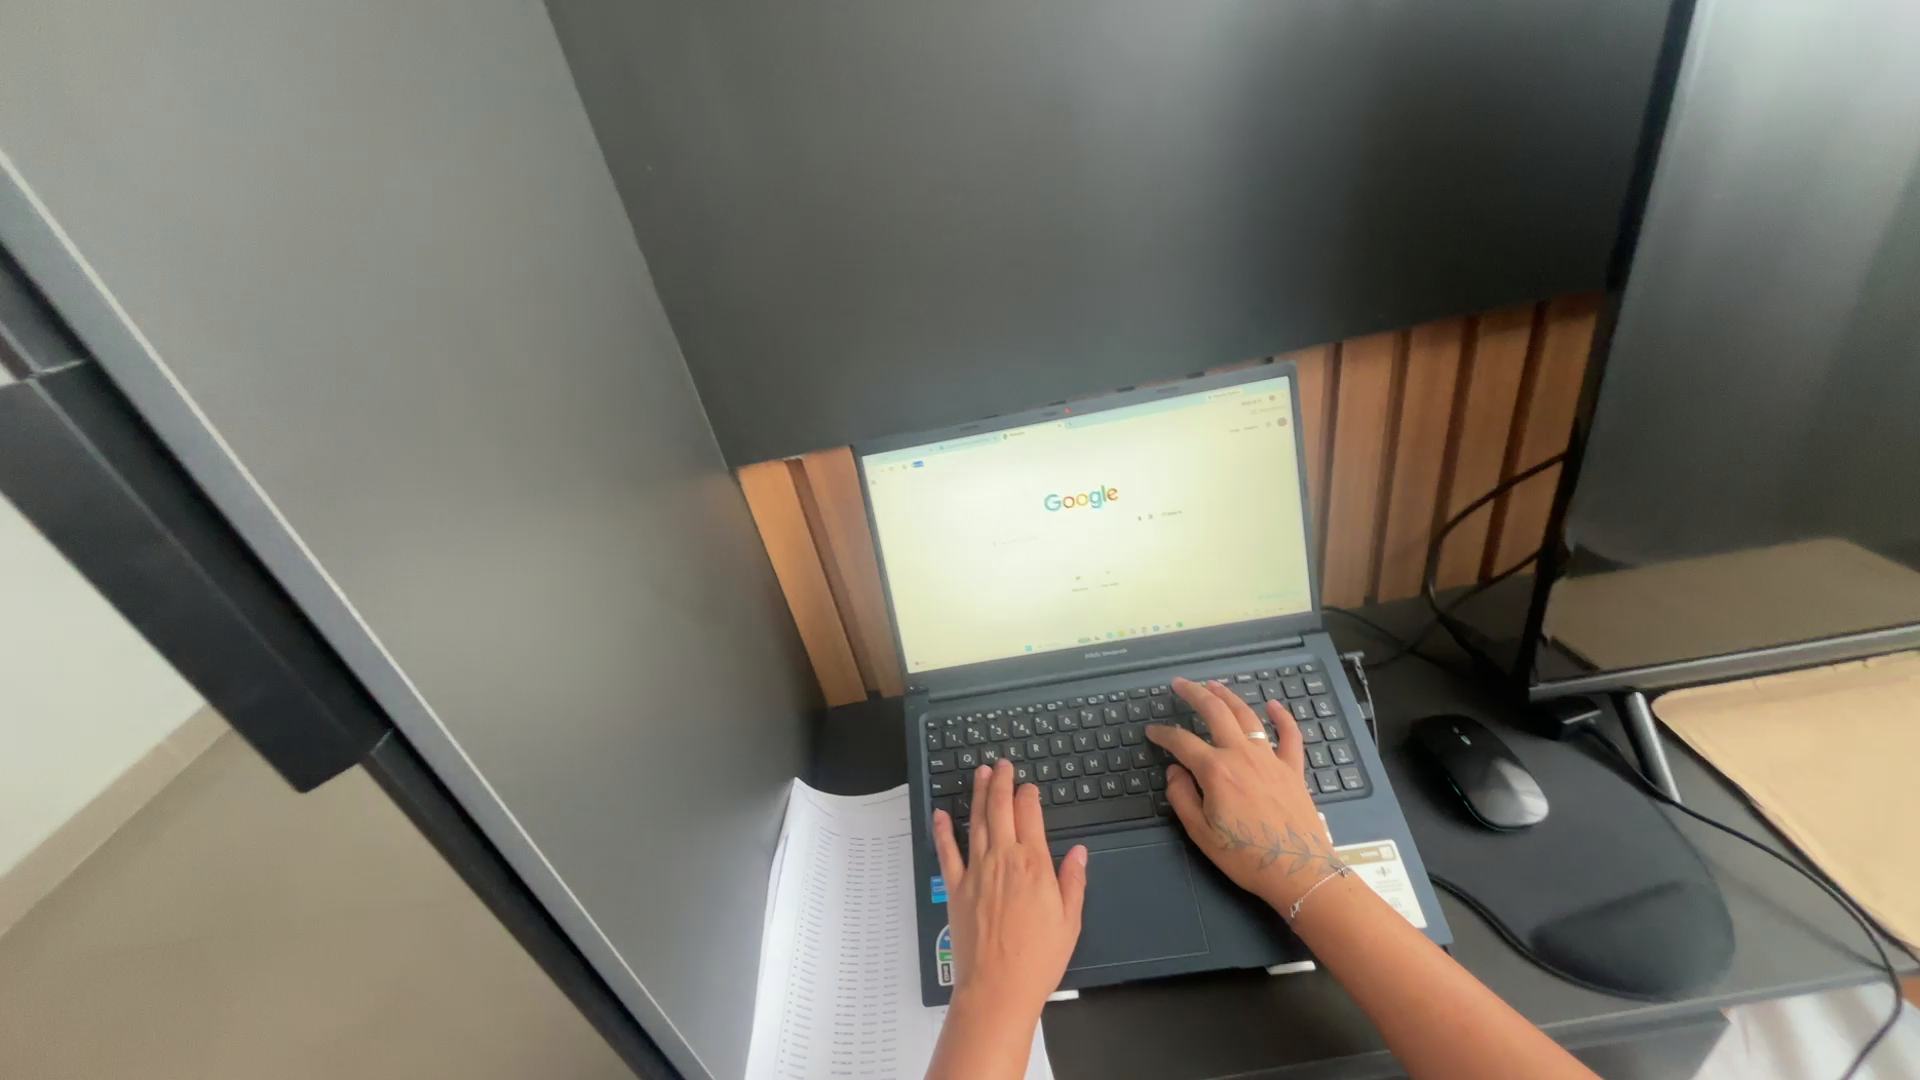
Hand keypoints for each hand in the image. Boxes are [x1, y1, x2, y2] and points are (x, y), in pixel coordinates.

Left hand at [931, 760, 1087, 1022]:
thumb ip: (1073, 881)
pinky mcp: (956, 887)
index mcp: (1033, 864)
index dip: (1028, 795)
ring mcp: (976, 870)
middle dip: (1001, 781)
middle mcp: (1003, 858)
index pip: (1030, 815)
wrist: (998, 989)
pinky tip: (941, 813)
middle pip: (1000, 808)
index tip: (1029, 785)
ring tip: (979, 773)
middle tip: (1001, 764)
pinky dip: (943, 830)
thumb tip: (1079, 851)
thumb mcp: (1070, 921)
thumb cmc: (1038, 958)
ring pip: (975, 821)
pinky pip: (947, 851)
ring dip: (977, 794)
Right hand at [1144, 678, 1345, 910]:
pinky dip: (1282, 717)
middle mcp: (1242, 755)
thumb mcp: (1201, 833)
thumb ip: (1181, 797)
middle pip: (1215, 712)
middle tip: (1180, 683)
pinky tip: (1273, 705)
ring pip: (1247, 716)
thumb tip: (1174, 771)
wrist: (1300, 873)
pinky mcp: (1293, 769)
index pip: (1181, 742)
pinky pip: (1290, 736)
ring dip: (1228, 697)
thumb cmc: (1246, 856)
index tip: (1151, 731)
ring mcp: (1270, 759)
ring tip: (1214, 685)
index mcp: (1216, 770)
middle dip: (1194, 694)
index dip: (1163, 734)